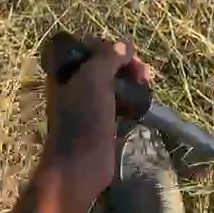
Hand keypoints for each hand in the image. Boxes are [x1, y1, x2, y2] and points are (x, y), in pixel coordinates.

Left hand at [39, 37, 151, 209]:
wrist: (79, 166)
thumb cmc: (83, 118)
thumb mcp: (93, 79)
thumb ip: (108, 57)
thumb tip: (124, 46)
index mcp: (66, 72)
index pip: (89, 47)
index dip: (110, 46)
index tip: (128, 54)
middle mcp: (75, 85)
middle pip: (104, 64)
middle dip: (126, 64)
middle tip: (144, 72)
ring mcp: (88, 104)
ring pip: (114, 83)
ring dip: (132, 80)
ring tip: (148, 83)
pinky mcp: (102, 121)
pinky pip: (119, 101)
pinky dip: (131, 98)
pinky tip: (143, 101)